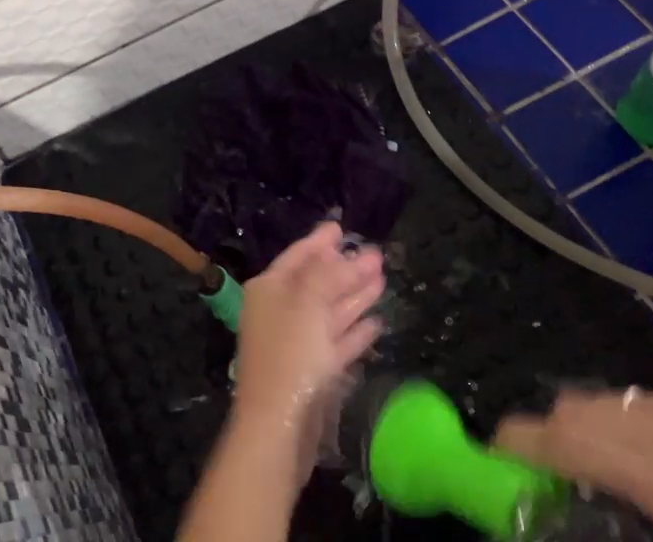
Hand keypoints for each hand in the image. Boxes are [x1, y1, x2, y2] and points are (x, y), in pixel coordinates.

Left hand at [232, 221, 384, 474]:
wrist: (278, 426)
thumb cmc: (289, 356)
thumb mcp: (308, 304)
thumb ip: (327, 275)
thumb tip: (342, 253)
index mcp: (270, 289)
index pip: (298, 257)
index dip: (319, 242)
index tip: (340, 226)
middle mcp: (280, 311)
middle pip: (317, 283)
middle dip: (345, 268)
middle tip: (376, 254)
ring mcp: (295, 343)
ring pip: (328, 312)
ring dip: (354, 296)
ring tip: (383, 279)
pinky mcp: (311, 373)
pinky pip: (335, 342)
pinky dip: (354, 331)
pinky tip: (377, 322)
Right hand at [495, 388, 652, 541]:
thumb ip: (614, 525)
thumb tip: (553, 513)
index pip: (564, 437)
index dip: (516, 448)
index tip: (496, 466)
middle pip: (579, 409)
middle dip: (553, 443)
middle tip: (553, 484)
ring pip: (613, 400)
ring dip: (595, 435)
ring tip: (609, 478)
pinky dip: (637, 429)